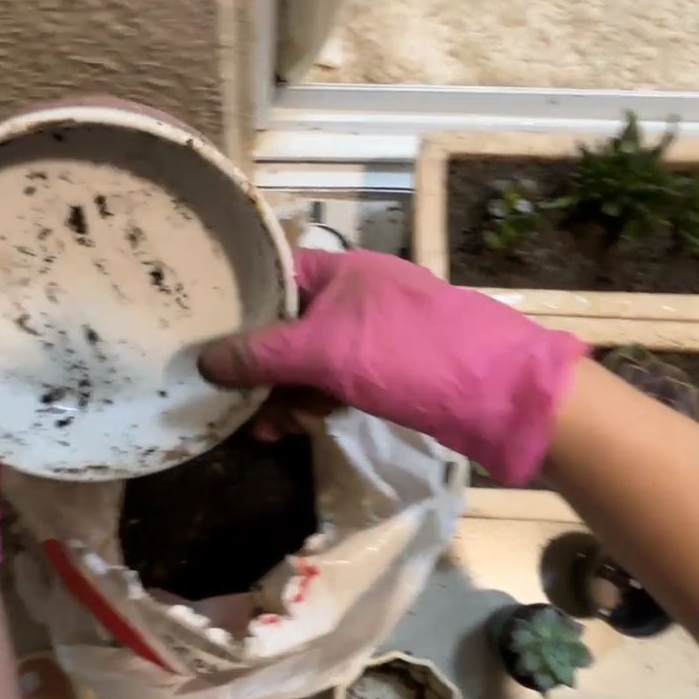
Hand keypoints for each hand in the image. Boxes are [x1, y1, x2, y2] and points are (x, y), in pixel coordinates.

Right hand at [198, 249, 586, 484]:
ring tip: (261, 428)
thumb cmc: (405, 353)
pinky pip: (332, 378)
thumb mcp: (325, 352)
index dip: (235, 302)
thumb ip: (262, 355)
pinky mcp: (383, 366)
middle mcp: (349, 293)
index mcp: (337, 270)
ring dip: (281, 392)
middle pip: (284, 323)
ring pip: (307, 357)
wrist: (496, 393)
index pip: (269, 274)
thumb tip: (203, 362)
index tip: (202, 332)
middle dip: (257, 366)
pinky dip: (312, 400)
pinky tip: (294, 426)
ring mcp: (368, 330)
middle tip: (230, 401)